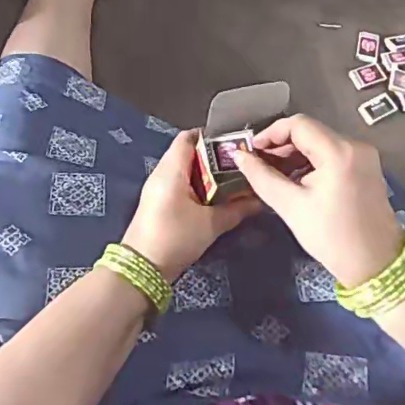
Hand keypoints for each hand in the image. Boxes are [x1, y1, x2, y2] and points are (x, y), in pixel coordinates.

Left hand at [122, 131, 259, 283]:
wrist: (143, 268)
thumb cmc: (176, 238)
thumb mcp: (211, 224)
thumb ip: (237, 209)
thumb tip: (261, 200)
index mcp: (171, 170)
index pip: (188, 137)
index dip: (211, 136)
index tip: (235, 144)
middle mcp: (161, 173)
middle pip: (188, 152)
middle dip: (214, 157)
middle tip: (240, 164)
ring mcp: (157, 188)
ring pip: (184, 169)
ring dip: (206, 173)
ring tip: (232, 180)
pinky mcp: (157, 202)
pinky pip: (179, 183)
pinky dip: (196, 185)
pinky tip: (215, 197)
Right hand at [232, 115, 403, 286]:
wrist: (376, 264)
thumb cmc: (332, 237)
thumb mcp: (291, 206)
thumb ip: (262, 177)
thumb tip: (240, 156)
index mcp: (339, 152)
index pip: (298, 124)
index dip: (270, 134)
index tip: (252, 151)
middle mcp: (355, 146)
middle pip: (310, 131)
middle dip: (281, 145)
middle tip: (258, 164)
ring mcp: (364, 155)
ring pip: (320, 141)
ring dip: (295, 153)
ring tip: (274, 173)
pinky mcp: (366, 166)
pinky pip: (332, 153)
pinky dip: (312, 161)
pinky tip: (296, 178)